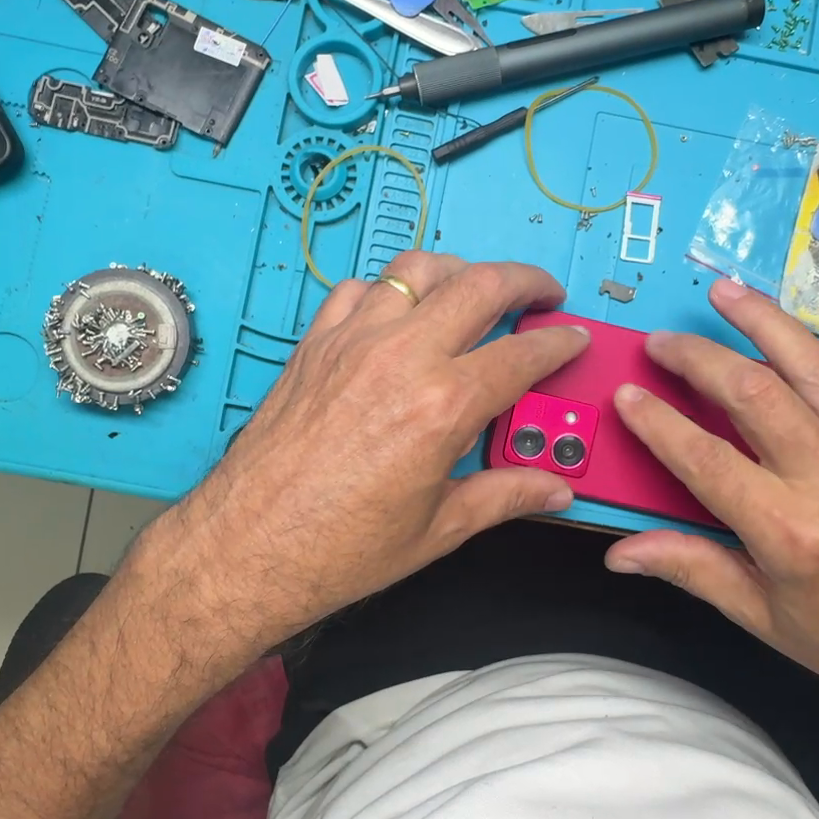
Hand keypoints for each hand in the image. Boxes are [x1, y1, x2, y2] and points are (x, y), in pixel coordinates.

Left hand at [145, 252, 588, 642]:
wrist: (248, 548)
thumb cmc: (340, 549)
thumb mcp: (439, 529)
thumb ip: (505, 495)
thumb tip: (553, 490)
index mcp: (443, 406)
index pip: (522, 355)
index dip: (557, 344)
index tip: (570, 339)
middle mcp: (400, 358)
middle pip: (480, 285)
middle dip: (525, 280)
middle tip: (542, 293)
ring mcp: (353, 342)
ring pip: (417, 270)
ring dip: (458, 271)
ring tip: (475, 290)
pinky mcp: (315, 345)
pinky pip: (358, 290)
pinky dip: (389, 290)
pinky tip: (399, 314)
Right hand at [605, 279, 818, 726]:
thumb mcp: (758, 615)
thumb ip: (690, 568)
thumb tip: (619, 554)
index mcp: (787, 531)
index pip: (705, 458)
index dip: (658, 422)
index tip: (627, 394)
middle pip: (754, 394)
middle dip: (699, 359)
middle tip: (661, 342)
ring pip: (813, 367)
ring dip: (765, 322)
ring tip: (726, 292)